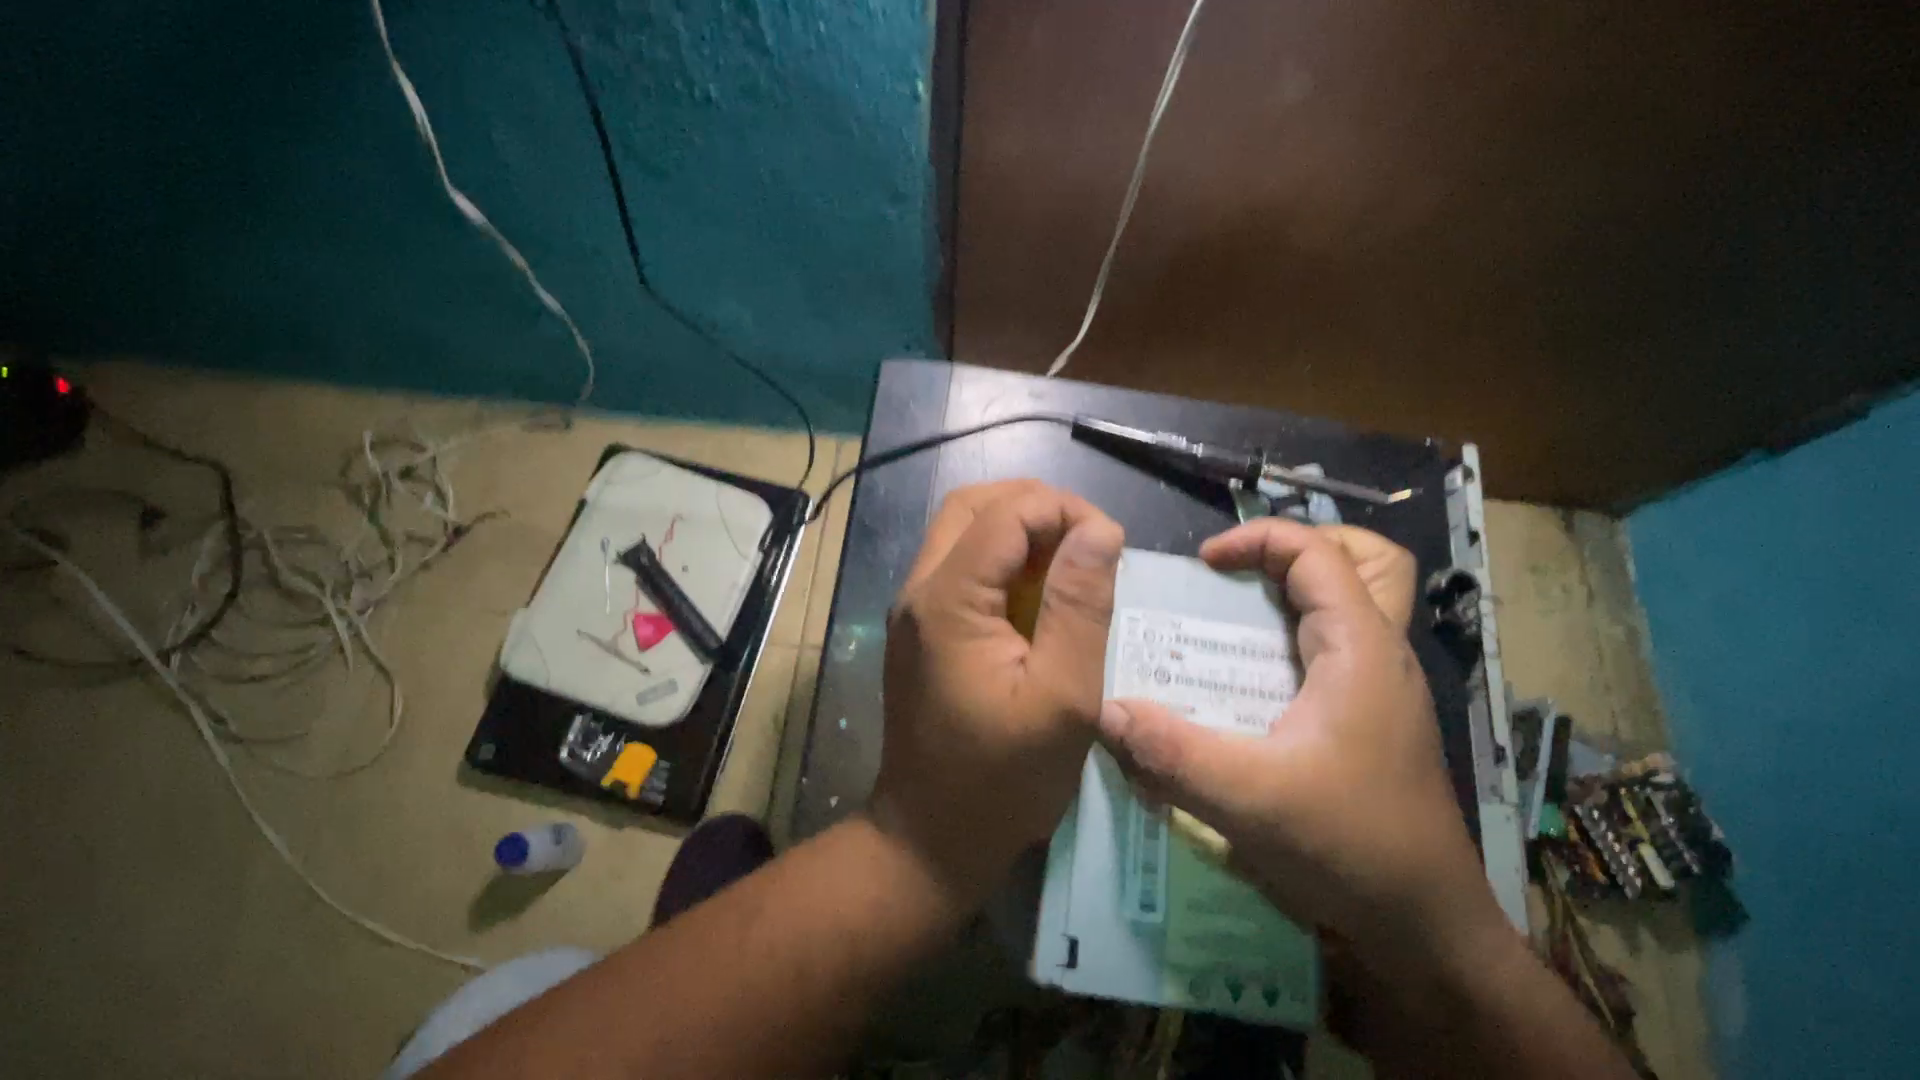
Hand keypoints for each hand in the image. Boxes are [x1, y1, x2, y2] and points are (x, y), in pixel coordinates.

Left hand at [869, 480, 1124, 906]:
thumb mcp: (1064, 697)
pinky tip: (1043, 599)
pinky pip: (961, 570)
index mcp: (948, 601)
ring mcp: (913, 612)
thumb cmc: (1003, 780)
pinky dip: (1004, 565)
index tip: (1113, 545)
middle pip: (972, 507)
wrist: (932, 839)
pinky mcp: (921, 632)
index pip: (1005, 512)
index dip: (1064, 510)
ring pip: (963, 533)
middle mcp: (918, 592)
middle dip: (1037, 509)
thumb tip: (1099, 531)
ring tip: (1073, 566)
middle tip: (1091, 543)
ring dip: (1020, 533)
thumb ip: (1081, 606)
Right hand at [1096, 519, 1508, 971]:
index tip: (1203, 564)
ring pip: (1356, 607)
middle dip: (1302, 550)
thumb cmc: (1351, 846)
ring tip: (1234, 624)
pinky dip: (1295, 644)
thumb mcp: (1247, 797)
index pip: (1318, 551)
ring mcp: (1382, 692)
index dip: (1257, 538)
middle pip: (1365, 562)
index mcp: (1360, 648)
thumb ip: (1171, 750)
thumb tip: (1104, 710)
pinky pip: (1337, 654)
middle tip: (1241, 575)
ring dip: (1298, 596)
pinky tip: (1248, 691)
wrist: (1425, 926)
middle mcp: (1379, 656)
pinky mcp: (1373, 724)